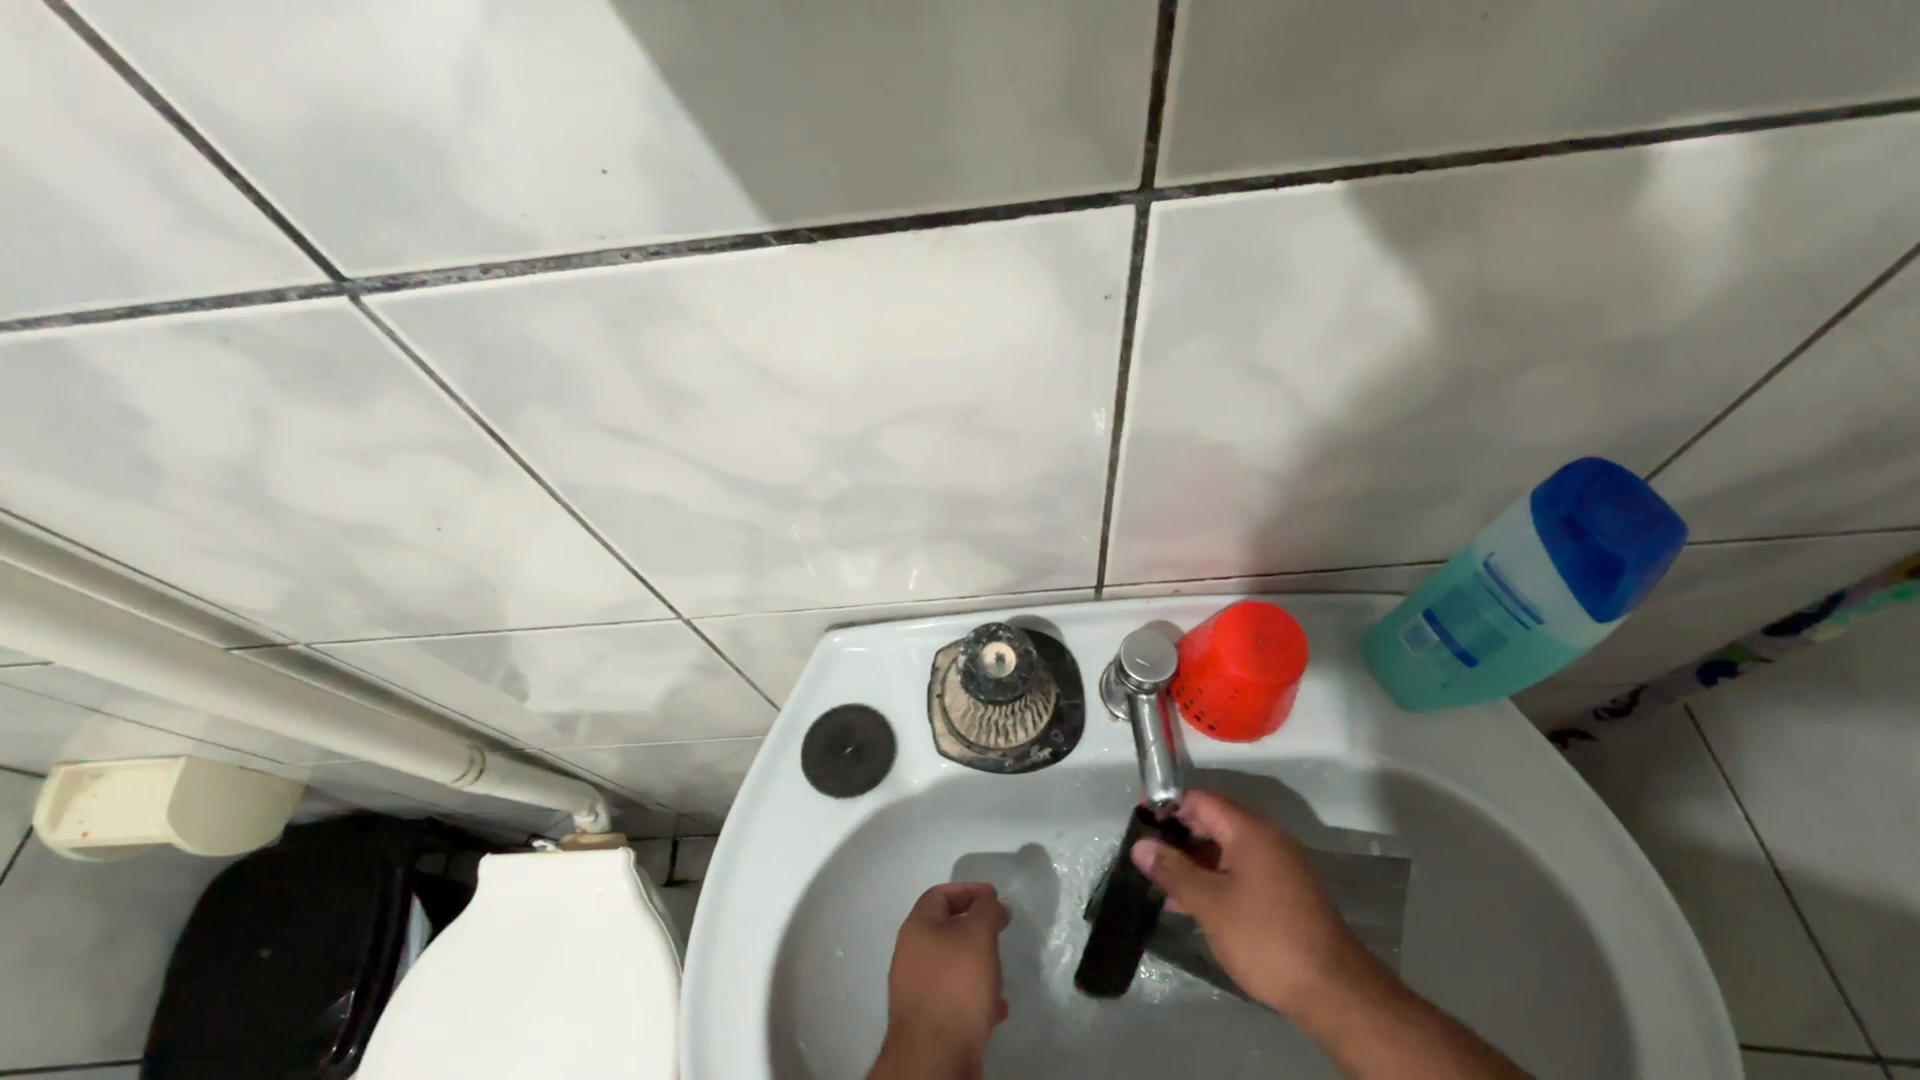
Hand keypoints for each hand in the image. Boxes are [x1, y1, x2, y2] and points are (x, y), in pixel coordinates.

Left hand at [871, 883, 1010, 1079]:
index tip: (995, 897)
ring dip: (978, 964)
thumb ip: (985, 911)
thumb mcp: (978, 936)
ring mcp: (918, 989)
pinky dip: (976, 995)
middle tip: (1000, 931)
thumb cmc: (956, 985)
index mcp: (917, 929)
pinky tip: (996, 1008)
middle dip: (976, 929)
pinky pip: (955, 997)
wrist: (935, 1055)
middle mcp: (911, 955)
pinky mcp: (929, 1019)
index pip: (939, 895)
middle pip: (945, 930)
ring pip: (952, 965)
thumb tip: (989, 903)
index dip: (968, 891)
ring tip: (1000, 971)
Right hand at [1131, 790, 1376, 1019]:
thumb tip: (1141, 845)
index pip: (1201, 800)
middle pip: (1213, 821)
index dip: (1167, 806)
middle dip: (1178, 836)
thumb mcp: (1209, 904)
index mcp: (1250, 830)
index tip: (1139, 823)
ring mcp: (1279, 865)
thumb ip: (1172, 871)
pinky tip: (1192, 903)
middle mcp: (1267, 839)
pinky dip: (1215, 878)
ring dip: (1194, 861)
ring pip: (1226, 849)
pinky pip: (1241, 870)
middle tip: (1144, 855)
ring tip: (1160, 883)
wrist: (1331, 989)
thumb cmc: (1264, 937)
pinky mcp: (1284, 891)